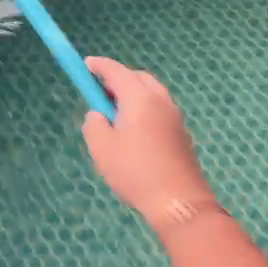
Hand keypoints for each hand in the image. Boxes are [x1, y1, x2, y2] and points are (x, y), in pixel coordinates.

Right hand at [82, 56, 219, 230]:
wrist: (178, 201)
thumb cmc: (135, 171)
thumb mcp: (101, 148)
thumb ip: (94, 124)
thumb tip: (99, 114)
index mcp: (138, 97)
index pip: (116, 71)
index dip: (99, 66)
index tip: (86, 64)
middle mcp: (159, 100)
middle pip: (138, 77)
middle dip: (118, 78)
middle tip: (100, 91)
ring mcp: (174, 116)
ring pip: (151, 92)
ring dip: (133, 93)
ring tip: (116, 113)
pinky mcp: (181, 133)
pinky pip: (159, 108)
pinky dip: (144, 107)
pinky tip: (135, 130)